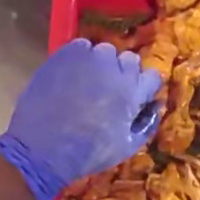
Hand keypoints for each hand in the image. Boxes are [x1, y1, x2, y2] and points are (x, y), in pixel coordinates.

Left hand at [0, 39, 163, 199]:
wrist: (43, 148)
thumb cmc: (89, 153)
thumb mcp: (126, 147)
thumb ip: (146, 124)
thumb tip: (155, 106)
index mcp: (132, 92)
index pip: (153, 76)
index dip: (145, 87)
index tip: (135, 98)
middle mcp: (114, 69)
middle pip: (129, 60)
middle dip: (124, 74)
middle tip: (110, 92)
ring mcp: (89, 58)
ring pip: (105, 51)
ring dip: (102, 65)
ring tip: (89, 83)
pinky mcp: (65, 55)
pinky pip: (81, 47)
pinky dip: (80, 58)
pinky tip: (72, 76)